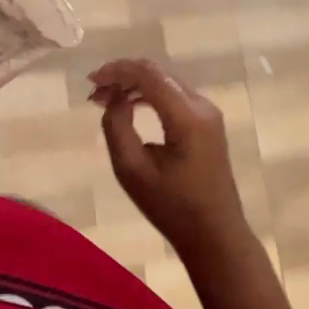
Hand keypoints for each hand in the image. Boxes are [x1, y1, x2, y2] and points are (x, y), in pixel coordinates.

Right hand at [88, 59, 245, 246]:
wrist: (216, 236)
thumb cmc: (172, 208)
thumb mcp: (132, 170)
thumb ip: (117, 125)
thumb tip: (114, 96)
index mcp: (187, 117)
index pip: (148, 75)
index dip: (117, 71)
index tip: (91, 82)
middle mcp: (202, 106)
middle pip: (157, 74)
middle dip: (123, 76)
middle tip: (95, 93)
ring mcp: (208, 112)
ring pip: (164, 81)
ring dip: (134, 84)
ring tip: (106, 98)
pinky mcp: (207, 121)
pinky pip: (173, 94)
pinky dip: (149, 93)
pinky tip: (131, 105)